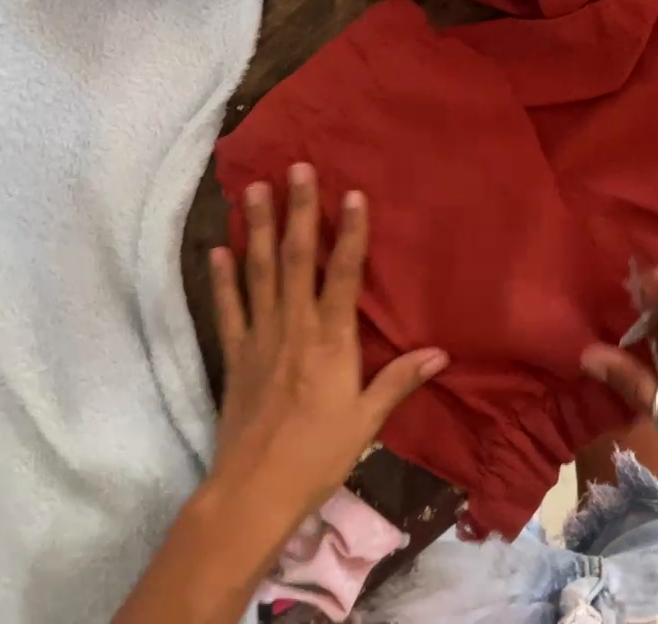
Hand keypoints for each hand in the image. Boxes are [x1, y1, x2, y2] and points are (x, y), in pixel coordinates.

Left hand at [206, 163, 447, 525]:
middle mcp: (294, 326)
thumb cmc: (319, 454)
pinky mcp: (234, 353)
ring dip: (256, 228)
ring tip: (252, 189)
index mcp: (331, 340)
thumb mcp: (367, 420)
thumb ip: (400, 380)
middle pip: (296, 258)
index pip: (343, 274)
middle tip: (294, 168)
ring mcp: (259, 336)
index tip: (352, 193)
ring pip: (258, 271)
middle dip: (298, 210)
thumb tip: (441, 353)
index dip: (350, 232)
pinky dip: (221, 277)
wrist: (255, 489)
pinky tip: (216, 248)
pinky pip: (227, 307)